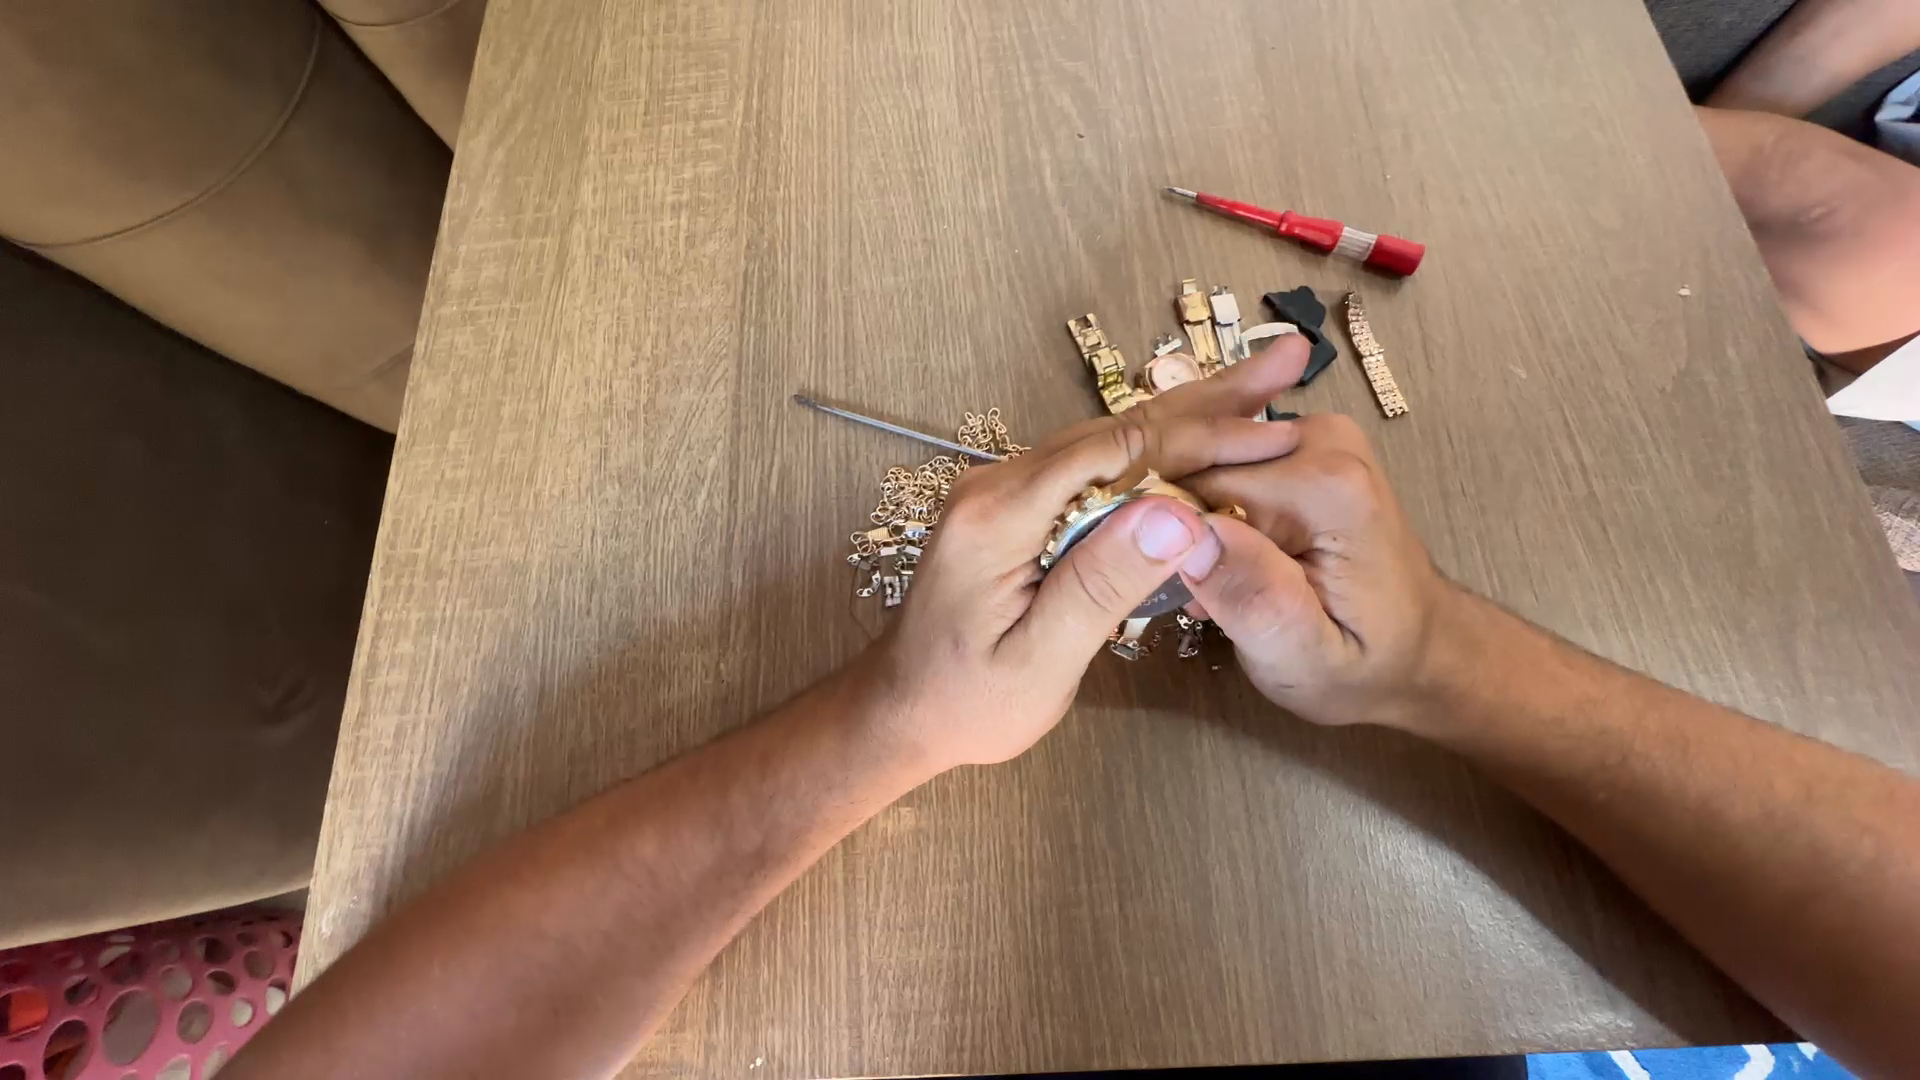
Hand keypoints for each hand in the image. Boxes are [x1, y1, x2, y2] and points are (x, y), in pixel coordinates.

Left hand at [858, 338, 1312, 771]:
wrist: (903, 706)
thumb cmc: (969, 701)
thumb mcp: (1039, 659)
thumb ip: (1100, 584)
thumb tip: (1178, 513)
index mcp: (999, 514)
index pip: (1113, 451)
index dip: (1196, 438)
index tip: (1271, 434)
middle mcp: (994, 484)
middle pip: (1111, 431)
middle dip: (1203, 405)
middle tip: (1284, 363)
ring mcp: (999, 491)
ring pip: (1103, 442)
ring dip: (1181, 420)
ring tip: (1255, 392)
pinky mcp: (1009, 507)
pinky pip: (1087, 468)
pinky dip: (1146, 453)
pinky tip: (1189, 441)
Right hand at [1179, 412, 1458, 729]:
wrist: (1418, 649)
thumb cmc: (1363, 665)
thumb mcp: (1303, 656)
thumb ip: (1252, 598)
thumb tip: (1187, 536)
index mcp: (1324, 483)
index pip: (1194, 486)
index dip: (1168, 537)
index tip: (1176, 587)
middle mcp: (1319, 439)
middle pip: (1196, 466)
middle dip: (1178, 529)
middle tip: (1196, 593)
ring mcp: (1312, 435)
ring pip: (1201, 464)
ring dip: (1191, 524)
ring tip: (1213, 582)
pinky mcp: (1300, 446)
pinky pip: (1221, 467)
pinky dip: (1211, 513)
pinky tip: (1227, 559)